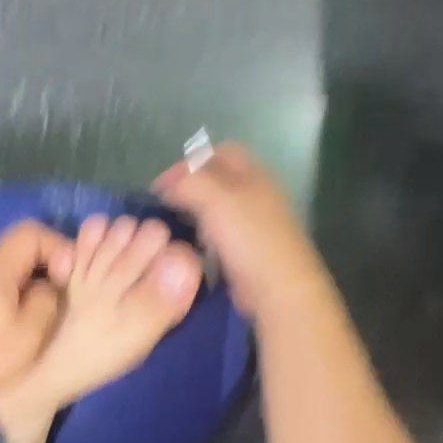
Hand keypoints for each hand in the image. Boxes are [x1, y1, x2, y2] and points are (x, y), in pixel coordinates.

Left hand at [0, 220, 74, 413]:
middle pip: (14, 251)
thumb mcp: (28, 335)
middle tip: (56, 301)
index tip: (67, 277)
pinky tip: (5, 328)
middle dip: (41, 269)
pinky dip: (2, 297)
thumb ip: (47, 300)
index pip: (30, 231)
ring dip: (21, 287)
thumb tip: (48, 284)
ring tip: (33, 320)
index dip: (57, 245)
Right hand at [153, 143, 326, 317]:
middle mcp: (257, 195)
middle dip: (190, 187)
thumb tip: (167, 184)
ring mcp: (255, 224)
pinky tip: (190, 247)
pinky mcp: (250, 250)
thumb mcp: (216, 200)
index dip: (190, 162)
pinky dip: (202, 235)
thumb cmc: (250, 240)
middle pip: (219, 179)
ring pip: (218, 207)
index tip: (163, 184)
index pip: (221, 152)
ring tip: (173, 226)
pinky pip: (220, 233)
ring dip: (194, 212)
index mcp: (254, 176)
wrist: (280, 290)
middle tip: (165, 204)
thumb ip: (189, 182)